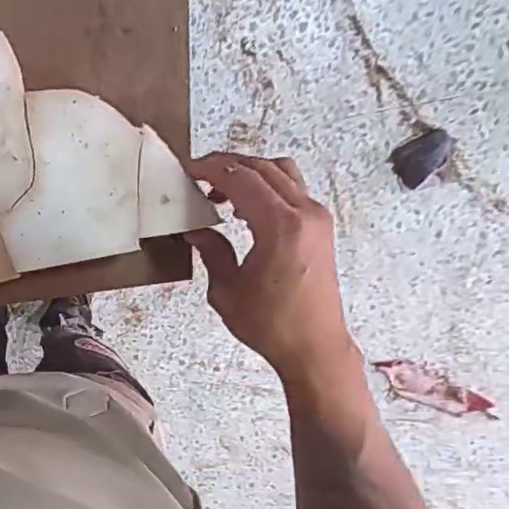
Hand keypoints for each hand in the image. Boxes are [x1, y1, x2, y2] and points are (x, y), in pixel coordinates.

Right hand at [184, 153, 356, 385]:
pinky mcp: (318, 228)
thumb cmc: (272, 323)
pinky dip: (265, 189)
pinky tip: (242, 208)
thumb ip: (212, 251)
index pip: (242, 178)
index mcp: (280, 226)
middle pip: (264, 167)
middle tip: (198, 173)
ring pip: (281, 174)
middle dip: (229, 165)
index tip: (189, 169)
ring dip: (249, 174)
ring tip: (218, 191)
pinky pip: (291, 192)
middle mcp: (304, 214)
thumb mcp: (226, 288)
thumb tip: (197, 231)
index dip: (212, 169)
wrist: (312, 343)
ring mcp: (316, 219)